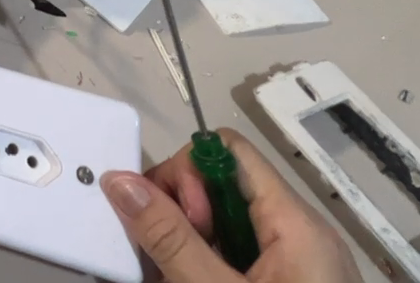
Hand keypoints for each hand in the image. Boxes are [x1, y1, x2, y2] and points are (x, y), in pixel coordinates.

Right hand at [102, 129, 359, 282]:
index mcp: (295, 223)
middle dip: (179, 212)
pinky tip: (188, 282)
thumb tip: (119, 180)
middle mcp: (299, 234)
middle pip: (218, 184)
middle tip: (169, 256)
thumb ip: (169, 237)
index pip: (224, 151)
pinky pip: (233, 254)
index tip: (179, 220)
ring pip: (219, 222)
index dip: (188, 172)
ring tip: (172, 276)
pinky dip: (202, 264)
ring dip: (185, 243)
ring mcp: (297, 264)